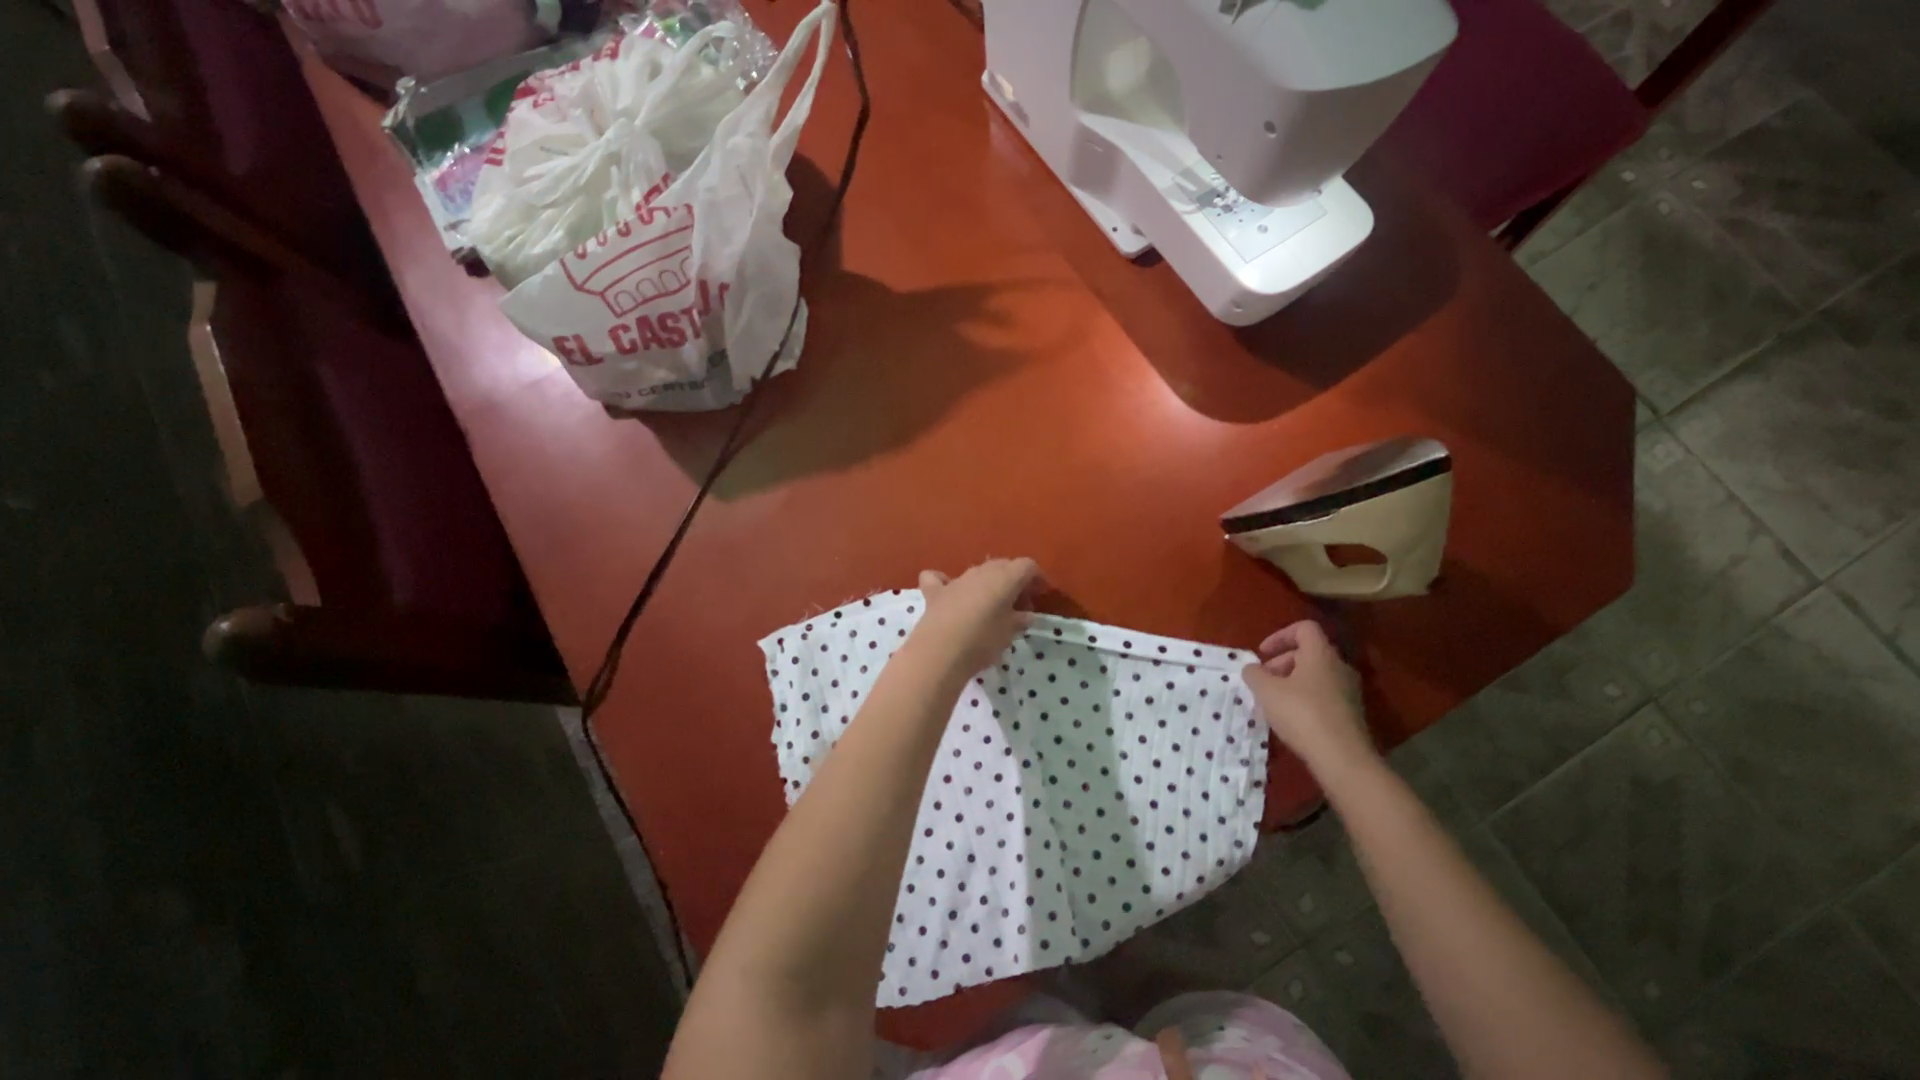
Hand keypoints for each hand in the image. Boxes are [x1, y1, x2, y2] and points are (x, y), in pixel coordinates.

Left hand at [909, 558, 1041, 676]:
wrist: (939, 652)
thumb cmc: (983, 642)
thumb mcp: (1009, 633)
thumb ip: (1019, 620)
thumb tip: (1025, 615)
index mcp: (1005, 578)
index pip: (1027, 566)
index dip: (1036, 578)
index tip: (1040, 596)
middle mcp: (981, 572)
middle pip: (1003, 565)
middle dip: (1014, 581)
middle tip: (1019, 606)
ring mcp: (956, 580)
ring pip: (978, 571)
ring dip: (988, 584)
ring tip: (992, 608)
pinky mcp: (935, 592)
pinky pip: (940, 579)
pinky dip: (946, 582)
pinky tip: (949, 593)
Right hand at [1241, 620, 1373, 773]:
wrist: (1343, 757)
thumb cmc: (1301, 714)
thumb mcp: (1267, 692)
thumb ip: (1255, 675)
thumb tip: (1252, 668)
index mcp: (1321, 653)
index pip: (1304, 628)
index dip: (1280, 636)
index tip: (1262, 653)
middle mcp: (1339, 666)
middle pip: (1308, 653)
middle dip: (1281, 663)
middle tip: (1263, 682)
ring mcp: (1349, 690)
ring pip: (1316, 676)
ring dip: (1291, 683)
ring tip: (1273, 704)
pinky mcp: (1351, 713)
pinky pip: (1324, 696)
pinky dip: (1305, 700)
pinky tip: (1291, 721)